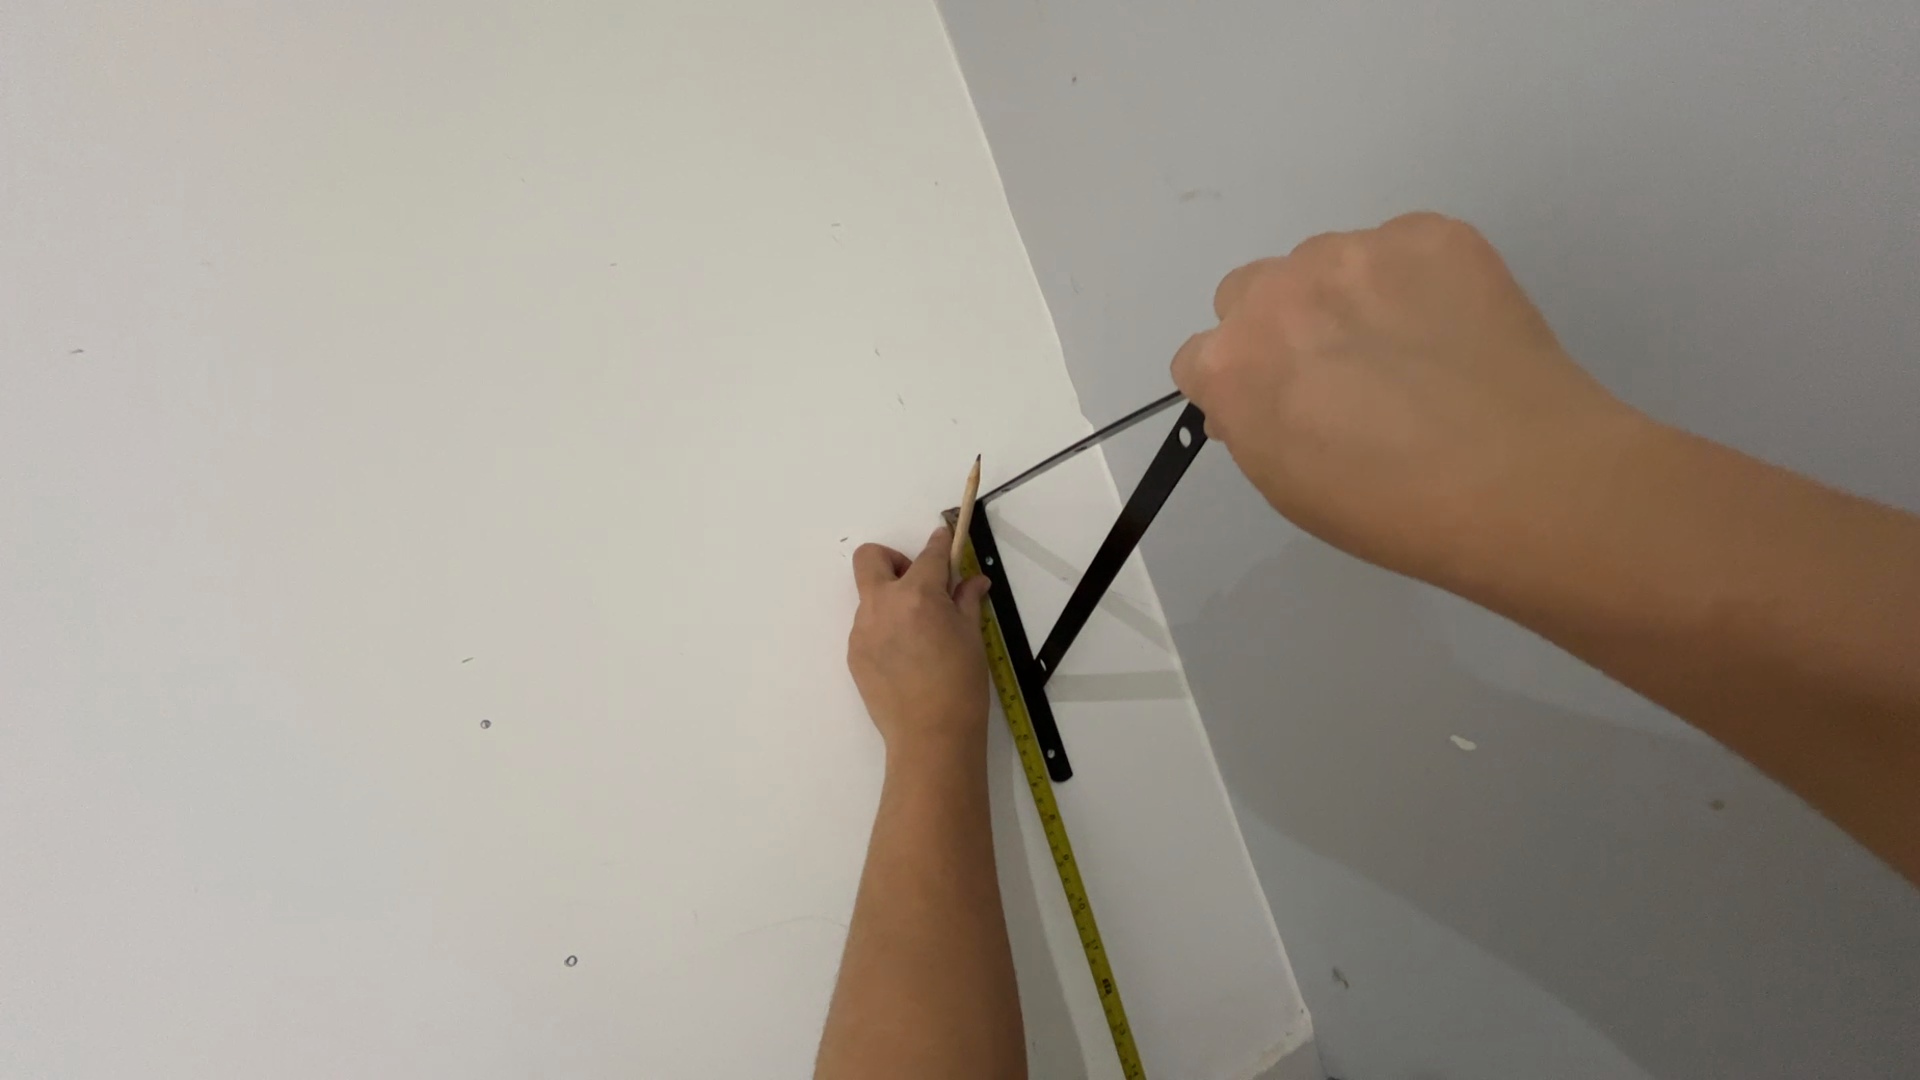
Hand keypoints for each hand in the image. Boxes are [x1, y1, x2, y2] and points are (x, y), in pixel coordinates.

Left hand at [848, 527, 992, 764]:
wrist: (931, 736)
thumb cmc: (961, 685)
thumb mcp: (972, 637)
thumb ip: (966, 601)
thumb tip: (973, 582)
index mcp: (918, 595)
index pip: (929, 555)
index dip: (940, 542)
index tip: (944, 538)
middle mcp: (883, 605)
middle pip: (871, 558)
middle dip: (892, 559)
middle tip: (917, 584)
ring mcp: (863, 630)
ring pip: (870, 596)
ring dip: (891, 600)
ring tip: (917, 634)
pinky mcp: (854, 654)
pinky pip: (867, 627)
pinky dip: (884, 628)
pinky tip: (905, 657)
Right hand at [1172, 212, 1650, 585]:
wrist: (1516, 480)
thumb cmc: (1378, 505)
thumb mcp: (1278, 481)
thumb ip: (1244, 422)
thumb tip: (1249, 396)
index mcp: (1226, 363)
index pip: (1197, 357)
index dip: (1233, 385)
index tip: (1272, 406)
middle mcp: (1273, 294)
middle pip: (1244, 293)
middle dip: (1271, 326)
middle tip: (1328, 369)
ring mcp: (1352, 254)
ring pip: (1317, 262)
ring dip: (1335, 296)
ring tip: (1398, 347)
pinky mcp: (1429, 233)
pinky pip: (1393, 247)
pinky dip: (1405, 280)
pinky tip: (1443, 327)